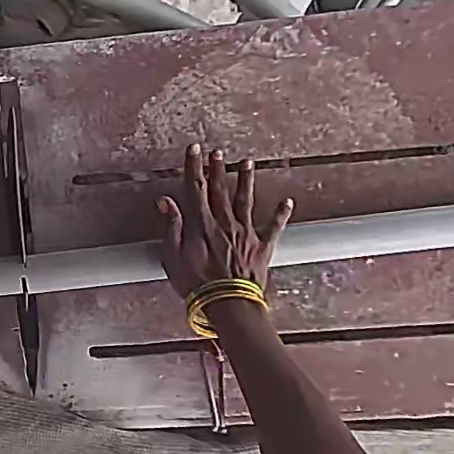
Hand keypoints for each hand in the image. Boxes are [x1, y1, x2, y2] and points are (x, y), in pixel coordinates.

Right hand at [156, 142, 293, 297]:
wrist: (228, 303)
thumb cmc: (196, 283)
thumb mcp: (172, 256)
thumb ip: (171, 226)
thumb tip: (165, 201)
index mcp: (201, 225)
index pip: (196, 189)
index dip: (194, 167)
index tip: (194, 150)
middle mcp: (225, 223)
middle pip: (220, 190)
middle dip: (217, 169)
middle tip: (217, 152)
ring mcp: (245, 233)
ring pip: (245, 200)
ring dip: (245, 180)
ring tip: (247, 163)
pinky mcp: (262, 246)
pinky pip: (273, 226)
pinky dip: (281, 213)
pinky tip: (288, 201)